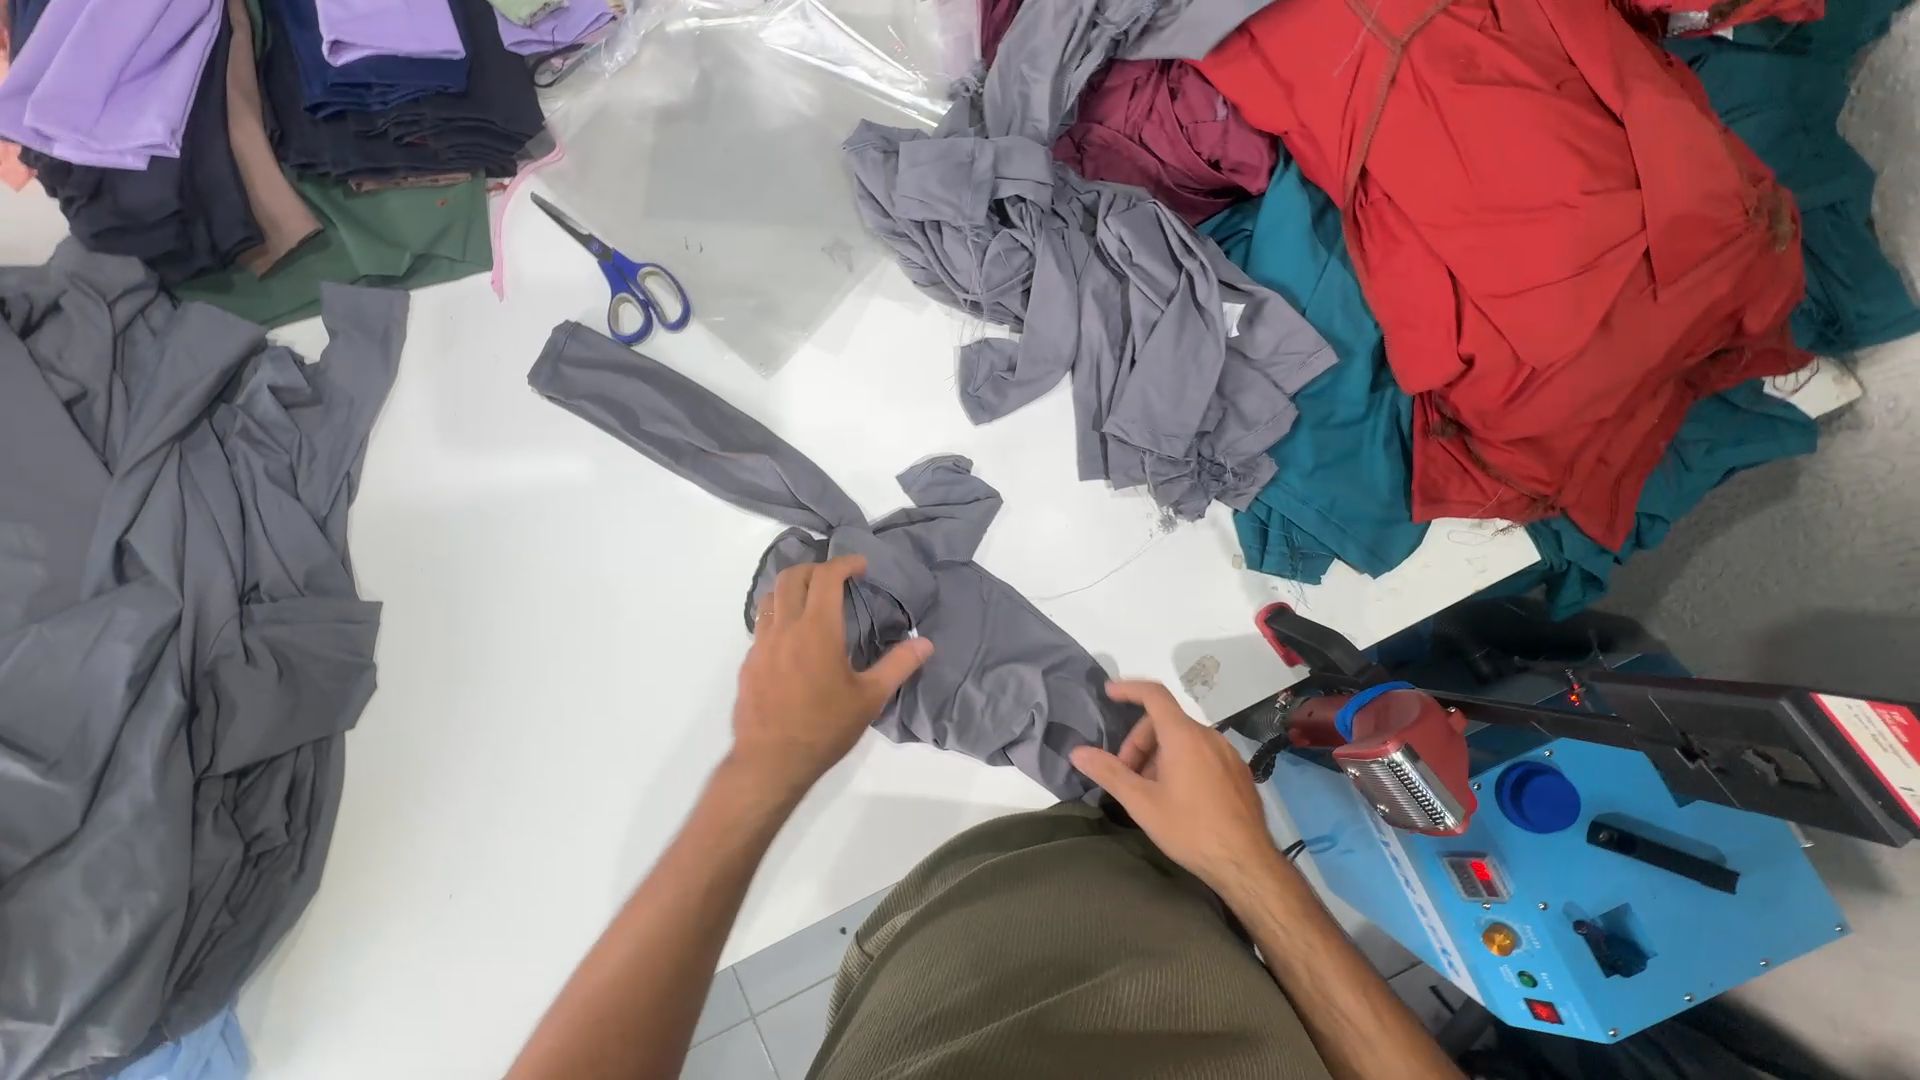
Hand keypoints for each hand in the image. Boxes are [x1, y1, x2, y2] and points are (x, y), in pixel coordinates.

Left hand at [730, 555, 932, 797]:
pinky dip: (779, 618)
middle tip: (835, 578)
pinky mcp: (748, 663)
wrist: (770, 762)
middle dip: (815, 568)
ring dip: (792, 589)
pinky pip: (761, 626)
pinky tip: (793, 641)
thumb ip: (899, 665)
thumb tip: (926, 643)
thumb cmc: (825, 728)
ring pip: (771, 598)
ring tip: (811, 602)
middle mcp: (785, 628)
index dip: (844, 563)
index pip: (827, 577)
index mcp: (817, 629)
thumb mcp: (870, 698)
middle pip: (792, 576)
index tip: (860, 565)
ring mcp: (761, 645)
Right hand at [1071, 681, 1283, 898]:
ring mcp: (1227, 753)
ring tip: (1151, 792)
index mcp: (1183, 736)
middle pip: (1165, 722)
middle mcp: (1209, 736)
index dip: (1129, 689)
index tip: (1108, 693)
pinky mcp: (1239, 772)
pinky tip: (1179, 798)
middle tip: (1127, 777)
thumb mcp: (1142, 803)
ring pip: (1183, 740)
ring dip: (1159, 756)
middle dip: (1139, 743)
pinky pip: (1202, 753)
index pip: (1154, 694)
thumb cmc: (1190, 829)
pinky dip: (1182, 763)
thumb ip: (1108, 772)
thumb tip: (1077, 753)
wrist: (1247, 864)